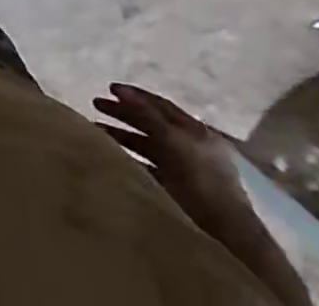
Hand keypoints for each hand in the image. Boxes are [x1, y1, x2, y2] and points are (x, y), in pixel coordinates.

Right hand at [93, 83, 245, 219]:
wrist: (222, 231)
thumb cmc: (200, 178)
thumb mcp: (174, 140)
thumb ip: (148, 115)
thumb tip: (123, 92)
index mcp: (197, 132)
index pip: (162, 106)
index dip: (135, 95)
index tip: (109, 88)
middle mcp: (191, 146)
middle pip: (152, 123)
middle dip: (123, 112)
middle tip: (95, 103)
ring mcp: (183, 168)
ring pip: (147, 144)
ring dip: (122, 134)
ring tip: (95, 128)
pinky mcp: (175, 188)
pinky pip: (146, 164)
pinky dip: (129, 157)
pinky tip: (111, 154)